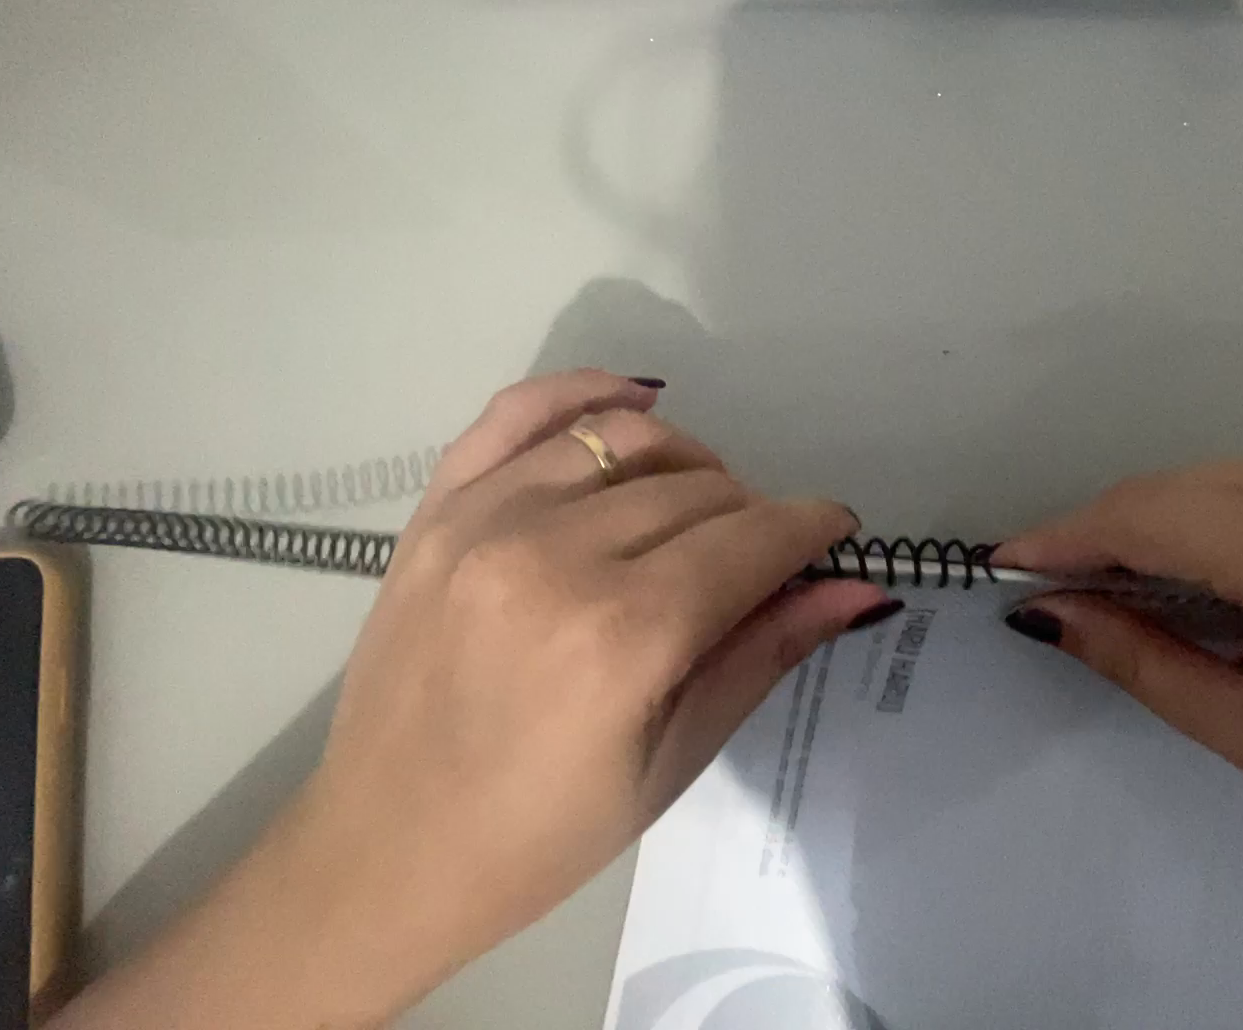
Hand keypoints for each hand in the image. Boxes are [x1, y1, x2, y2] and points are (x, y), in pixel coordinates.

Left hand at [302, 370, 889, 986]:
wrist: (383, 851)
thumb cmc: (542, 835)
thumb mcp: (673, 762)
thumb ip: (764, 654)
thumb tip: (859, 589)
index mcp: (622, 637)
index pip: (750, 540)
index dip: (809, 526)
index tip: (834, 530)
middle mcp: (553, 557)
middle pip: (697, 489)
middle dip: (755, 511)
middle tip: (763, 552)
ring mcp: (483, 521)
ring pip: (625, 438)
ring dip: (688, 459)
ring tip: (701, 501)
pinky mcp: (436, 511)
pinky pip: (518, 412)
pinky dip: (584, 391)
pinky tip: (632, 400)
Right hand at [992, 462, 1242, 904]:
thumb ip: (1143, 663)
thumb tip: (1045, 612)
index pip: (1155, 522)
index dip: (1069, 538)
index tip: (1004, 564)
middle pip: (1170, 489)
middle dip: (1092, 530)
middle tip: (1042, 582)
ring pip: (1197, 479)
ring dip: (1133, 522)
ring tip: (1093, 578)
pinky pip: (1237, 484)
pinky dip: (1181, 517)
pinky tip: (1164, 563)